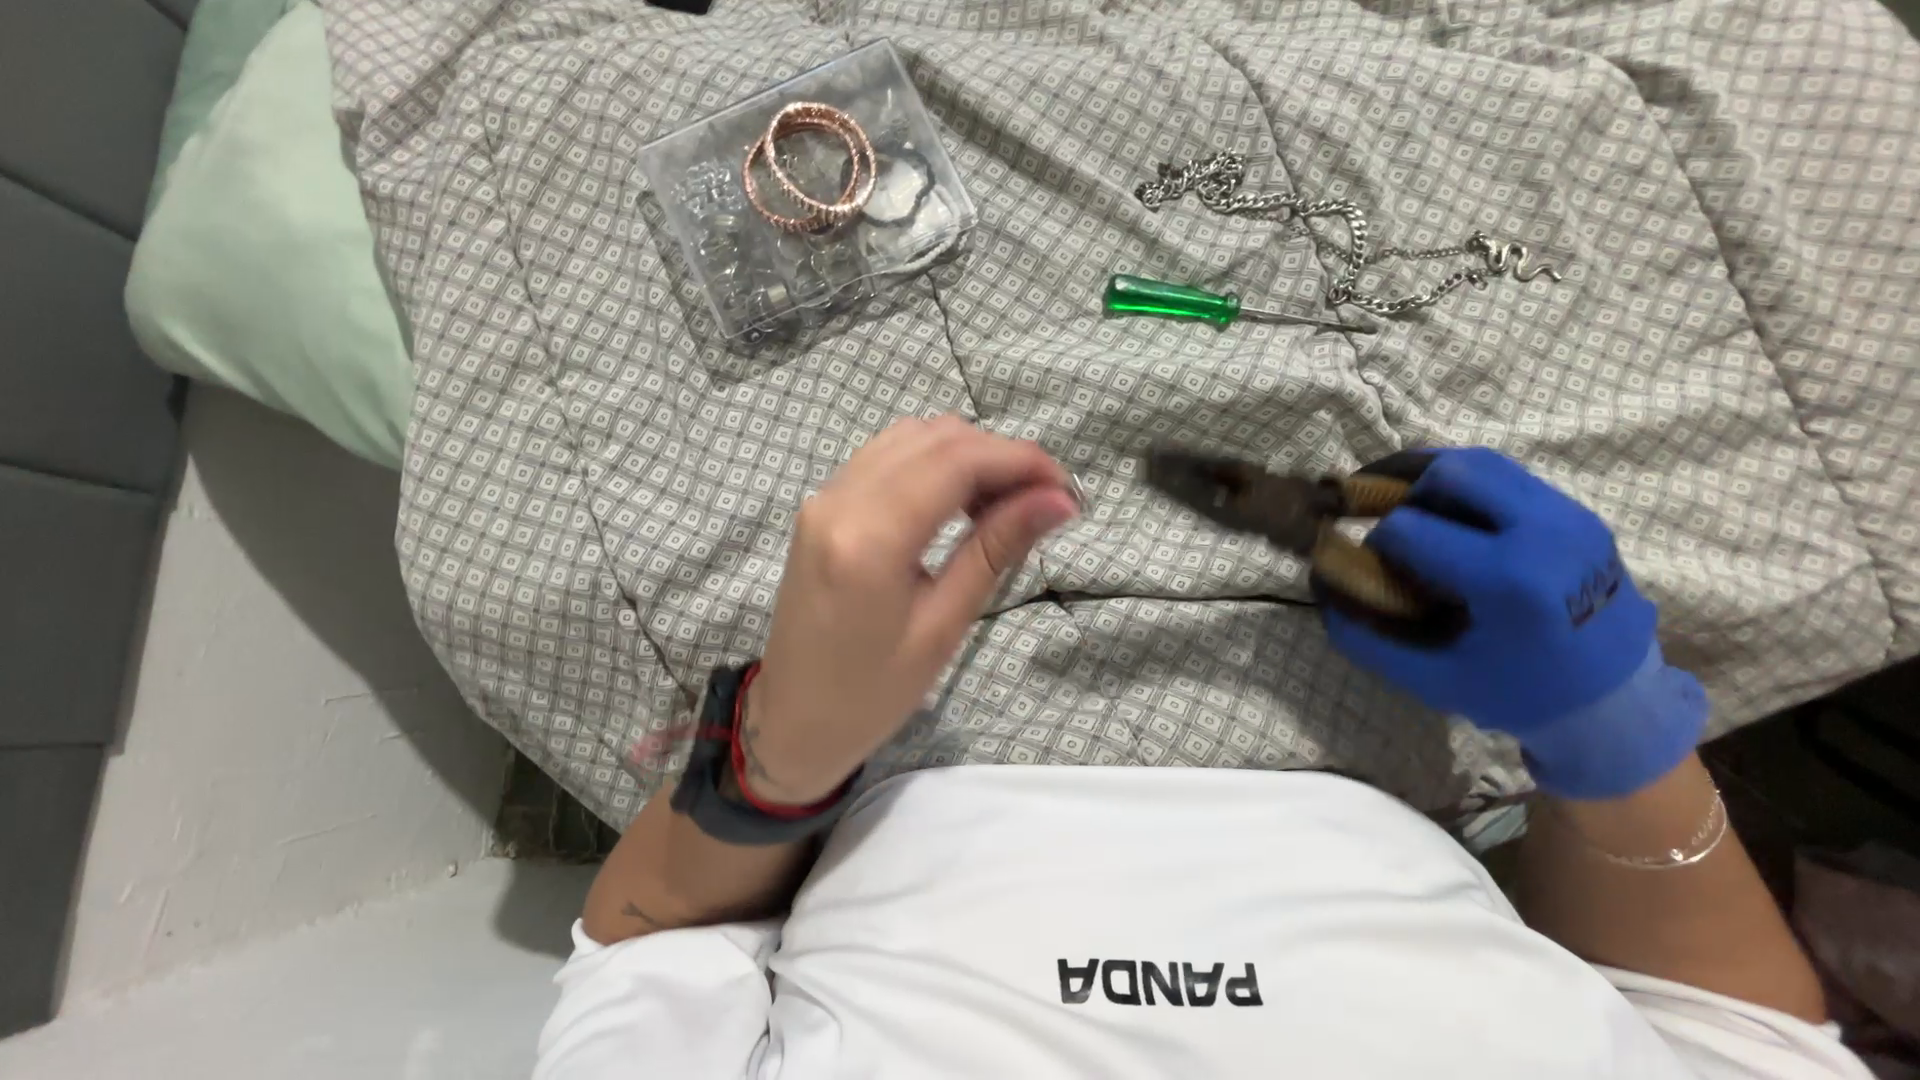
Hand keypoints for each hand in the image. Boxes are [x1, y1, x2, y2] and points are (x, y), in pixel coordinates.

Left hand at [739, 416, 1078, 804]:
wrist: (792, 718)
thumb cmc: (872, 693)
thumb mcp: (943, 627)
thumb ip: (995, 550)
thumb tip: (1057, 501)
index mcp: (869, 539)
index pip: (956, 461)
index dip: (1020, 460)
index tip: (1065, 488)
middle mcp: (840, 500)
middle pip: (936, 438)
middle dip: (999, 455)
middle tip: (1043, 500)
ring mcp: (824, 497)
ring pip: (910, 437)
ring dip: (966, 454)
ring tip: (1006, 503)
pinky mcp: (822, 505)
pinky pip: (886, 457)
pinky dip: (932, 462)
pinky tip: (959, 501)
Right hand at [1321, 447, 1706, 798]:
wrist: (1617, 705)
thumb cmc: (1518, 695)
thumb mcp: (1430, 679)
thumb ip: (1365, 634)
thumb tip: (1320, 586)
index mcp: (1510, 580)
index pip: (1410, 527)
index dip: (1377, 545)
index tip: (1378, 571)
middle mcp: (1547, 534)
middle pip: (1451, 471)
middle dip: (1405, 493)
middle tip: (1391, 524)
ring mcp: (1571, 517)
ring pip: (1483, 462)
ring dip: (1436, 481)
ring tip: (1415, 511)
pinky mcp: (1580, 514)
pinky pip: (1510, 477)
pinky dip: (1469, 487)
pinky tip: (1454, 518)